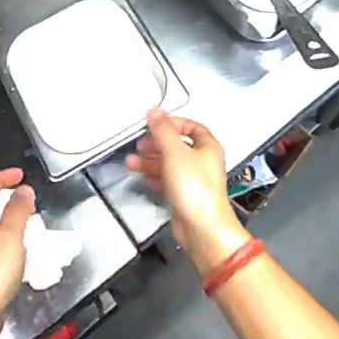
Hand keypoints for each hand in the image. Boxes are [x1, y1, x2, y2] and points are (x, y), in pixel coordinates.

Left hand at [0, 168, 31, 338]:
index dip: (2, 178)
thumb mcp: (10, 237)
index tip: (19, 174)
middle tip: (24, 197)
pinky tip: (17, 252)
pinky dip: (5, 240)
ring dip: (6, 220)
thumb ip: (18, 210)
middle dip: (4, 198)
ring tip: (26, 222)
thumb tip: (23, 190)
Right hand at [125, 109, 248, 272]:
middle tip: (139, 145)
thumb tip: (154, 110)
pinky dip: (154, 176)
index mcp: (207, 147)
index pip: (192, 127)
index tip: (155, 124)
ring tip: (130, 162)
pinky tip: (141, 175)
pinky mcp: (183, 195)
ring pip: (169, 164)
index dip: (174, 123)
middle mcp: (202, 161)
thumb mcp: (175, 152)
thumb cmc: (193, 186)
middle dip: (156, 144)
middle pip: (177, 145)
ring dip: (150, 161)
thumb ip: (162, 130)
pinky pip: (166, 180)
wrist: (201, 227)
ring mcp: (193, 179)